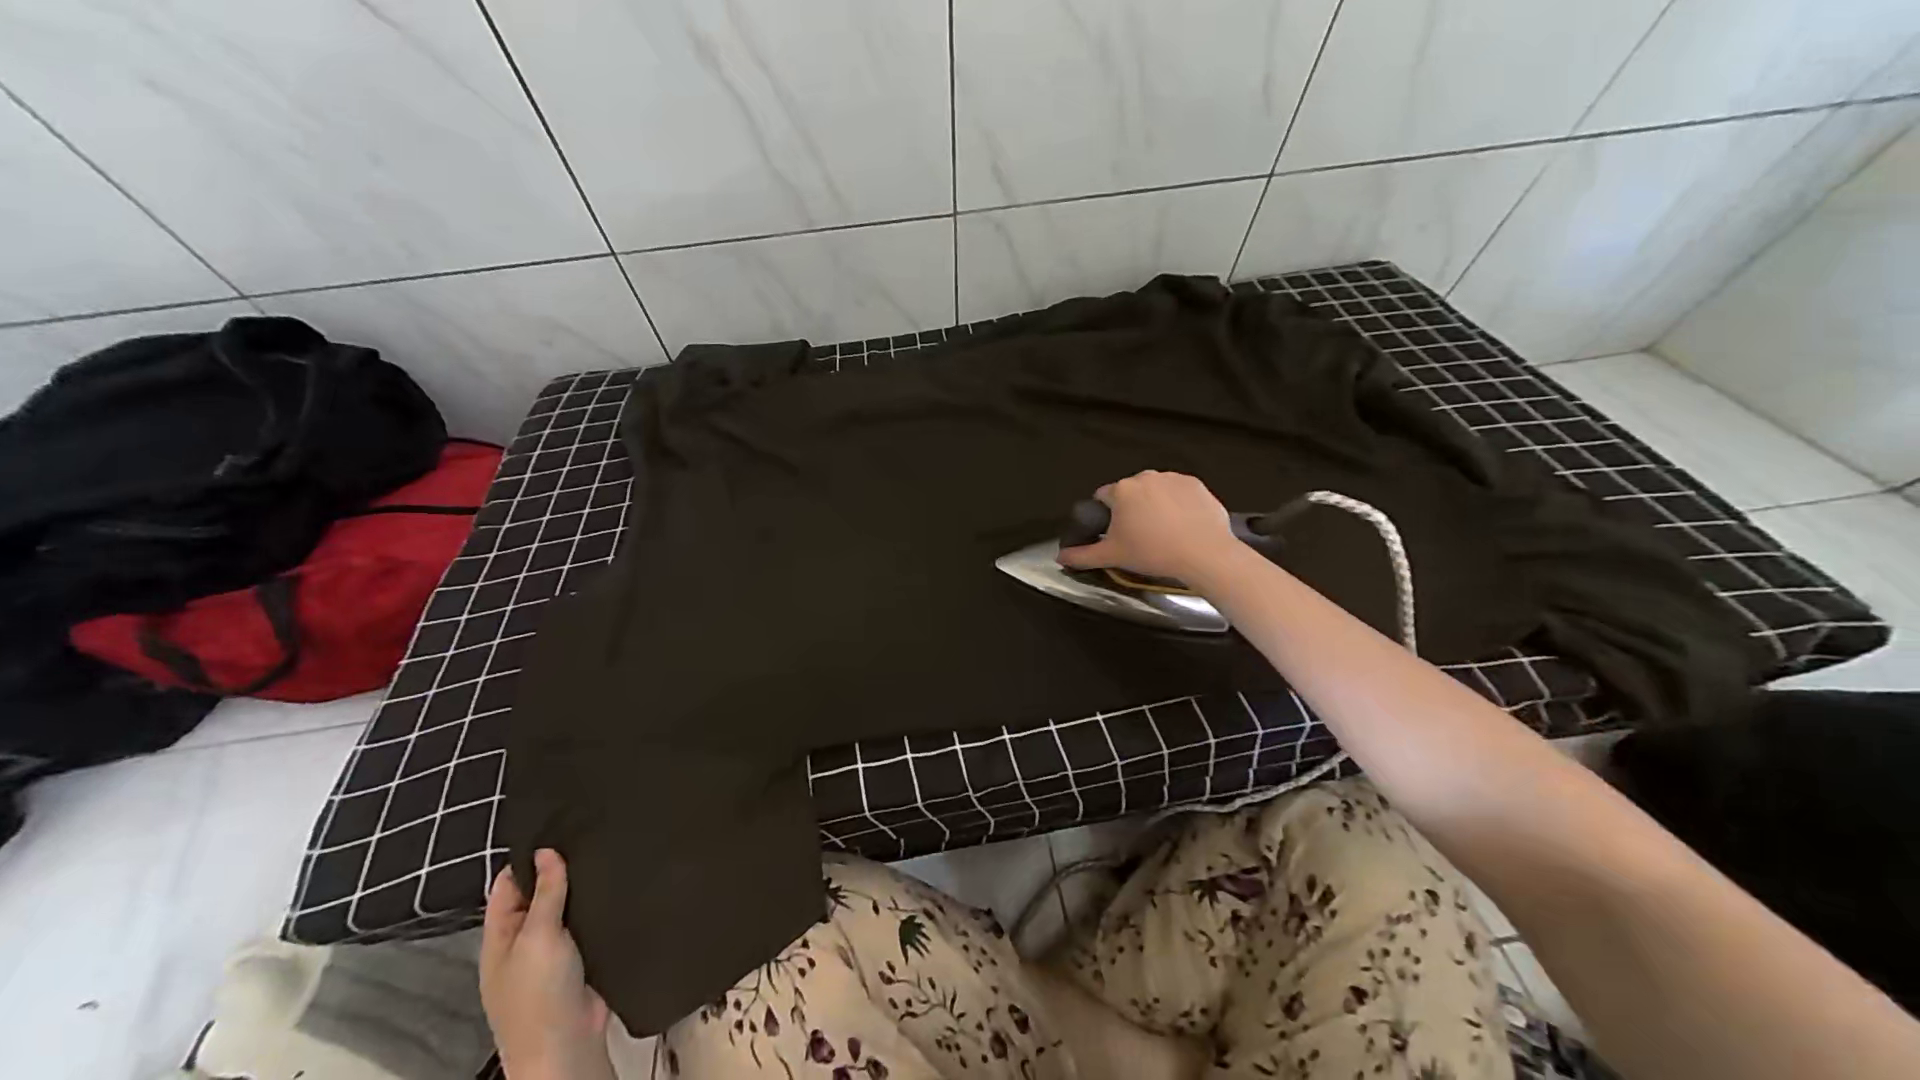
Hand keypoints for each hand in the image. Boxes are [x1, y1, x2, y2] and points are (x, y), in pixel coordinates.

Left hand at [481, 849, 616, 1079]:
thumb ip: (544, 893)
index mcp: (501, 935)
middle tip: (593, 830)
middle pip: (541, 893)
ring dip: (585, 887)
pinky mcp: (584, 957)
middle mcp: (526, 939)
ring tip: (612, 848)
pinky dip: (602, 906)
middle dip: (562, 868)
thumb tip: (546, 851)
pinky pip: (590, 924)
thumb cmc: (539, 992)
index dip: (529, 856)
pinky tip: (622, 883)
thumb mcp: (537, 937)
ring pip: (569, 908)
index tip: (559, 825)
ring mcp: (555, 951)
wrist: (567, 1045)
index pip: (509, 884)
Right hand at [1057, 470, 1239, 583]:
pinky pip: (1179, 492)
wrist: (1204, 554)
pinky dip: (1178, 505)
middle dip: (1131, 510)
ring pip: (1155, 491)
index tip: (1116, 532)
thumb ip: (1082, 555)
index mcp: (1121, 490)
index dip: (1106, 516)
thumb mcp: (1112, 556)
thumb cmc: (1154, 553)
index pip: (1103, 497)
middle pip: (1130, 493)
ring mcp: (1173, 478)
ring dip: (1154, 505)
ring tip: (1163, 532)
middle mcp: (1145, 477)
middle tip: (1140, 536)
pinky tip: (1182, 525)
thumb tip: (1061, 557)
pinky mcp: (1196, 484)